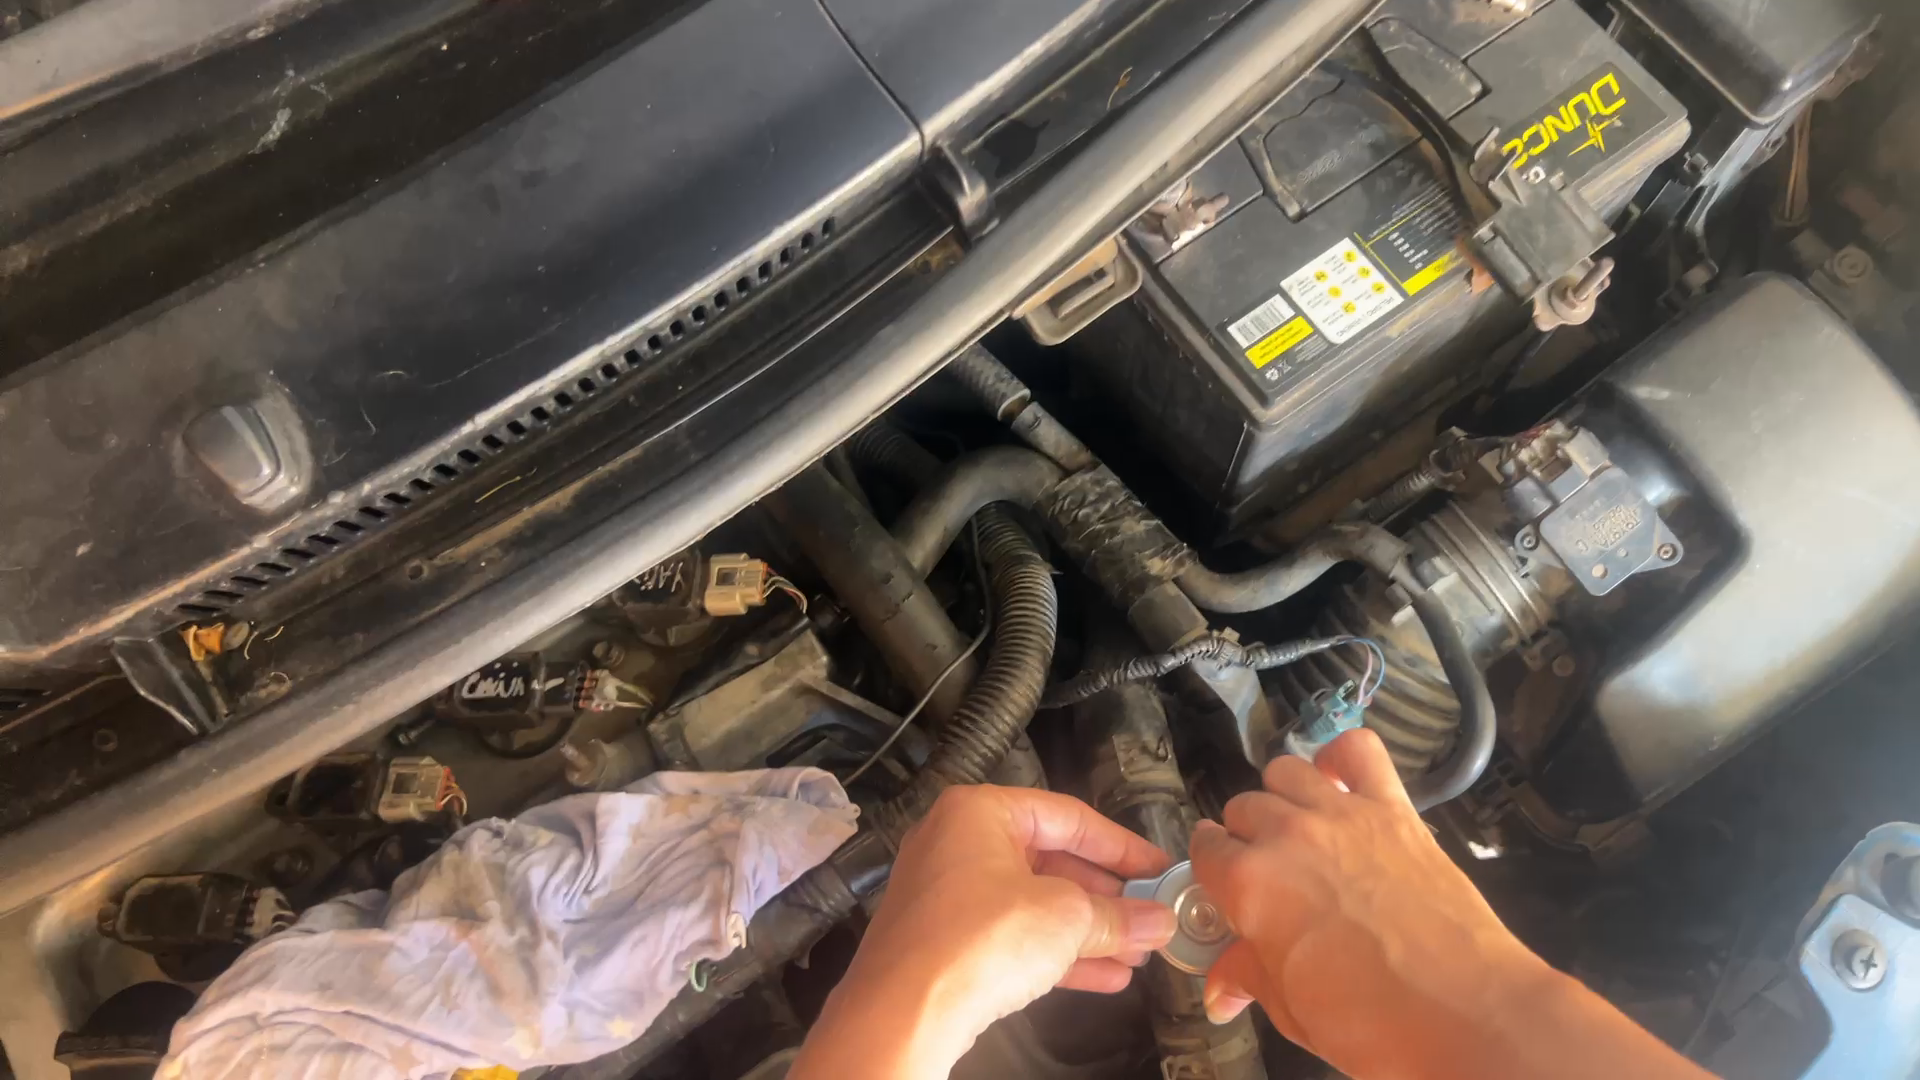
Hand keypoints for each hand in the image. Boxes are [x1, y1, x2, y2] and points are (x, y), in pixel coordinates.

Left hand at [790, 786, 1176, 1079]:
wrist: (900, 1014)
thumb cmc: (983, 938)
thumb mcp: (1063, 917)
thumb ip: (1117, 915)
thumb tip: (1162, 920)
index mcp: (981, 811)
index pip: (1066, 816)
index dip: (1120, 844)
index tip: (1161, 868)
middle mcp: (960, 839)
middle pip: (1049, 859)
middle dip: (1105, 896)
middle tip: (1151, 917)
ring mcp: (949, 890)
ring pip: (1033, 901)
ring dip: (1087, 928)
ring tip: (1138, 953)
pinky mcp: (946, 937)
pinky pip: (1012, 932)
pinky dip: (1056, 951)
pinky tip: (1107, 977)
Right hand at [1192, 728, 1714, 1079]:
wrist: (1473, 1022)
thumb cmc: (1370, 1026)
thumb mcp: (1292, 1011)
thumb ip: (1246, 978)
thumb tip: (1217, 991)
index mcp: (1248, 881)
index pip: (1204, 848)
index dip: (1211, 865)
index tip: (1224, 882)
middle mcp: (1283, 833)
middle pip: (1241, 808)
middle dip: (1244, 836)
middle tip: (1268, 870)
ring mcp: (1338, 814)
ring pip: (1283, 771)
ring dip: (1282, 797)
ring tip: (1300, 827)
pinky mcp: (1390, 808)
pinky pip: (1358, 751)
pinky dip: (1342, 757)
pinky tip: (1339, 781)